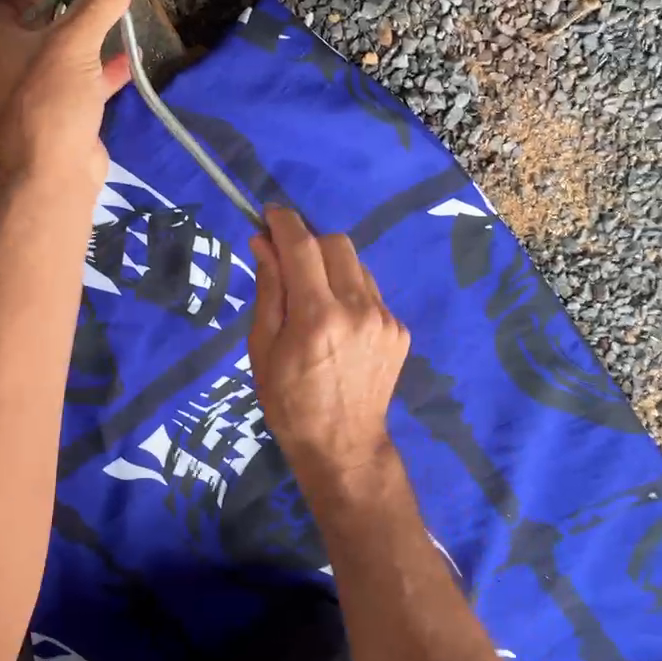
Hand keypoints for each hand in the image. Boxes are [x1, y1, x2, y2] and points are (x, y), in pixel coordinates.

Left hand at [0, 0, 135, 188]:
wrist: (54, 173)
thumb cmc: (51, 101)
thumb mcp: (76, 43)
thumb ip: (99, 3)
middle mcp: (11, 66)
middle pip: (34, 26)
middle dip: (63, 8)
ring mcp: (35, 93)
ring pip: (60, 56)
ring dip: (85, 39)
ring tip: (114, 18)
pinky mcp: (60, 116)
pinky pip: (81, 84)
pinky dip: (102, 72)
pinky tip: (128, 61)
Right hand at [248, 206, 409, 492]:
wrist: (342, 446)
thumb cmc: (288, 400)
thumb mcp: (263, 346)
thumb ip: (268, 289)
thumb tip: (262, 242)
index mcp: (317, 316)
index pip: (301, 245)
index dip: (283, 222)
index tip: (269, 214)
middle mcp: (357, 309)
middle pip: (335, 243)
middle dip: (308, 241)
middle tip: (288, 261)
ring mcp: (384, 319)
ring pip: (357, 263)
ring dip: (330, 265)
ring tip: (313, 296)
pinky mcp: (399, 329)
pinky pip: (371, 290)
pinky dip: (349, 291)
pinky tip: (337, 322)